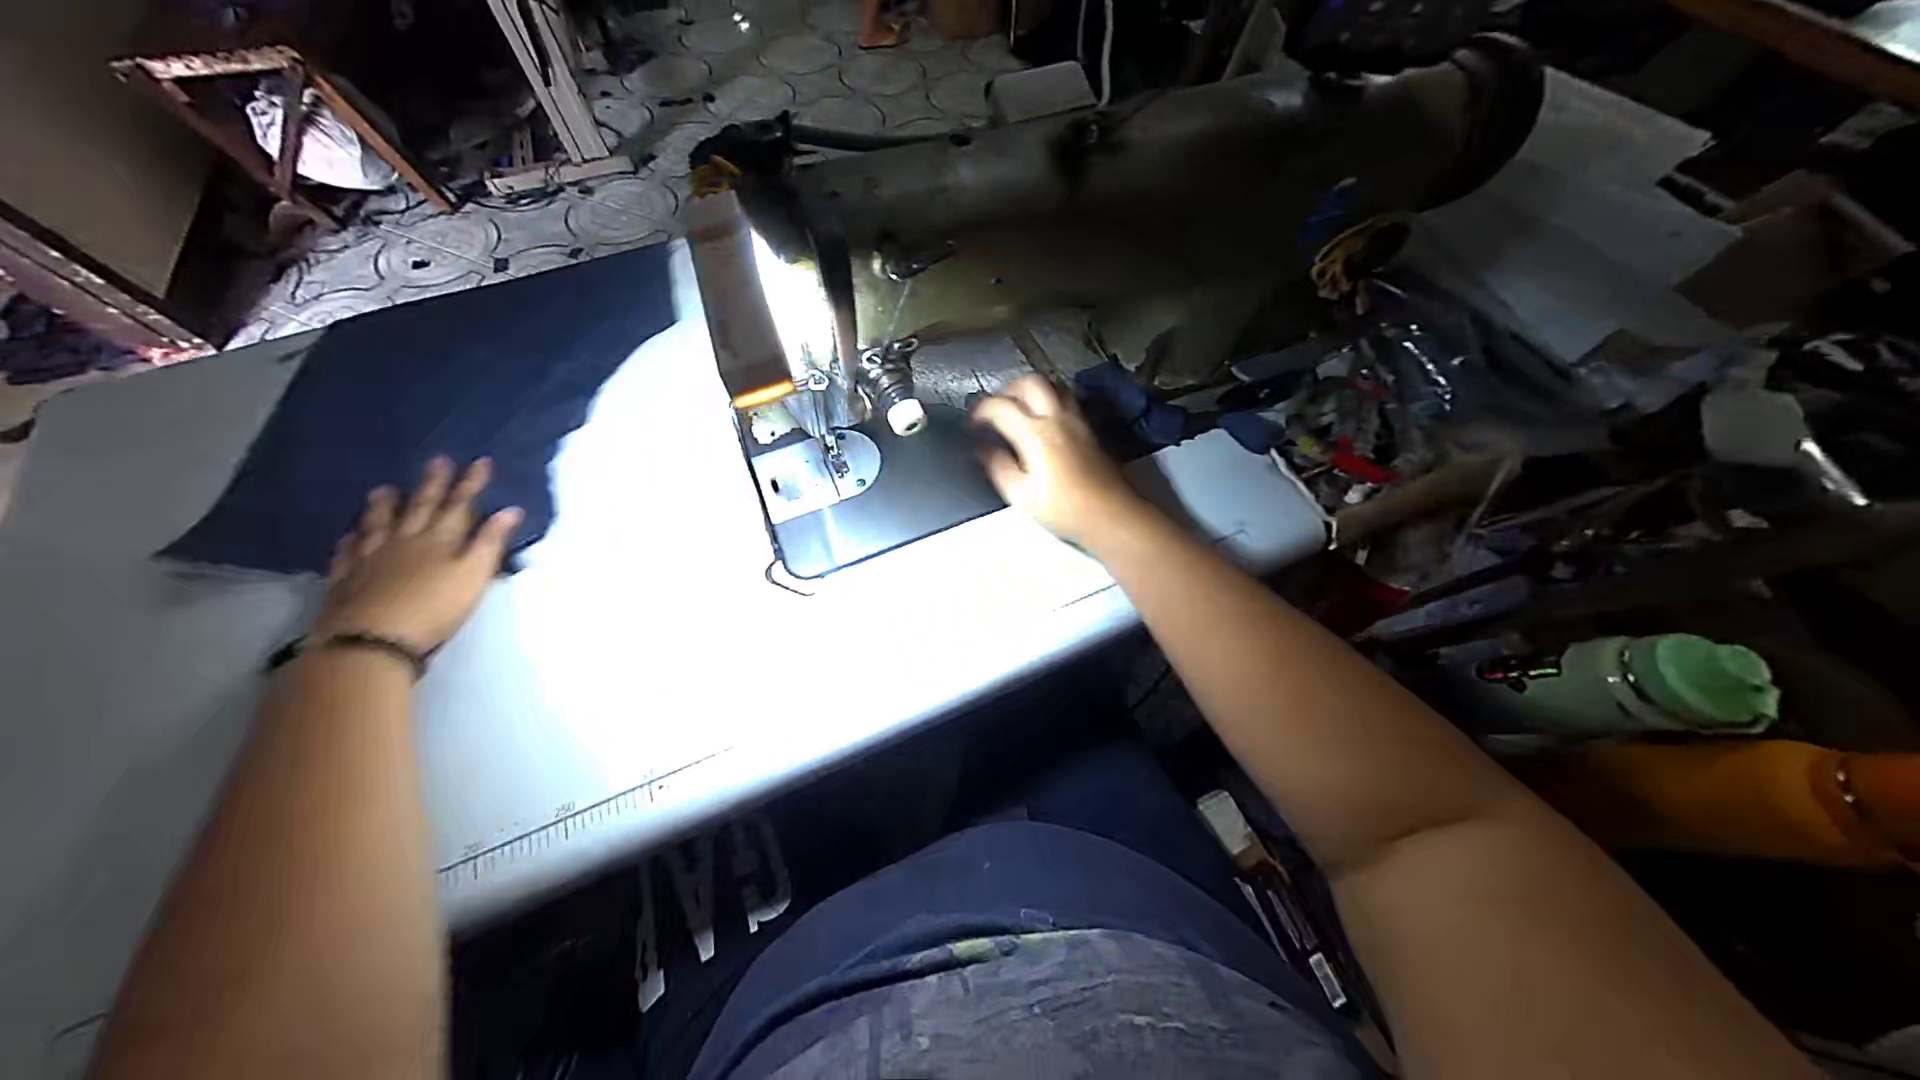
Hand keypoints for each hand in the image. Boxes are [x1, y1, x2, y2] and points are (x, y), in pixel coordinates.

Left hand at [313, 457, 523, 652]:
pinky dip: (352, 540)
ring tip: (385, 488)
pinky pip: (349, 552)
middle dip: (433, 484)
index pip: (460, 504)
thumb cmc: (435, 608)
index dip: (471, 483)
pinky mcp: (348, 579)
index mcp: (441, 540)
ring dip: (385, 505)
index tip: (481, 461)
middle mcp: (406, 541)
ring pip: (380, 523)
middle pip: (421, 507)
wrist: (372, 640)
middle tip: (437, 460)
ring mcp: (372, 558)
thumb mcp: (474, 575)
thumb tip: (510, 510)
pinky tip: (351, 535)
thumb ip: (491, 542)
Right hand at [970, 374, 1152, 548]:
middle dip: (1007, 391)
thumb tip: (982, 449)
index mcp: (1035, 434)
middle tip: (996, 409)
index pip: (1000, 407)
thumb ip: (998, 466)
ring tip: (1019, 410)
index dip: (980, 412)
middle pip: (1030, 383)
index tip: (971, 425)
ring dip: (1031, 391)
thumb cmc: (1064, 510)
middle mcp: (1057, 418)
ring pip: (1053, 386)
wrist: (1112, 516)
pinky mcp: (1091, 430)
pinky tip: (1045, 421)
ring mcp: (1078, 421)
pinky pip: (1068, 400)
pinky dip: (1050, 401)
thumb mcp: (1020, 495)